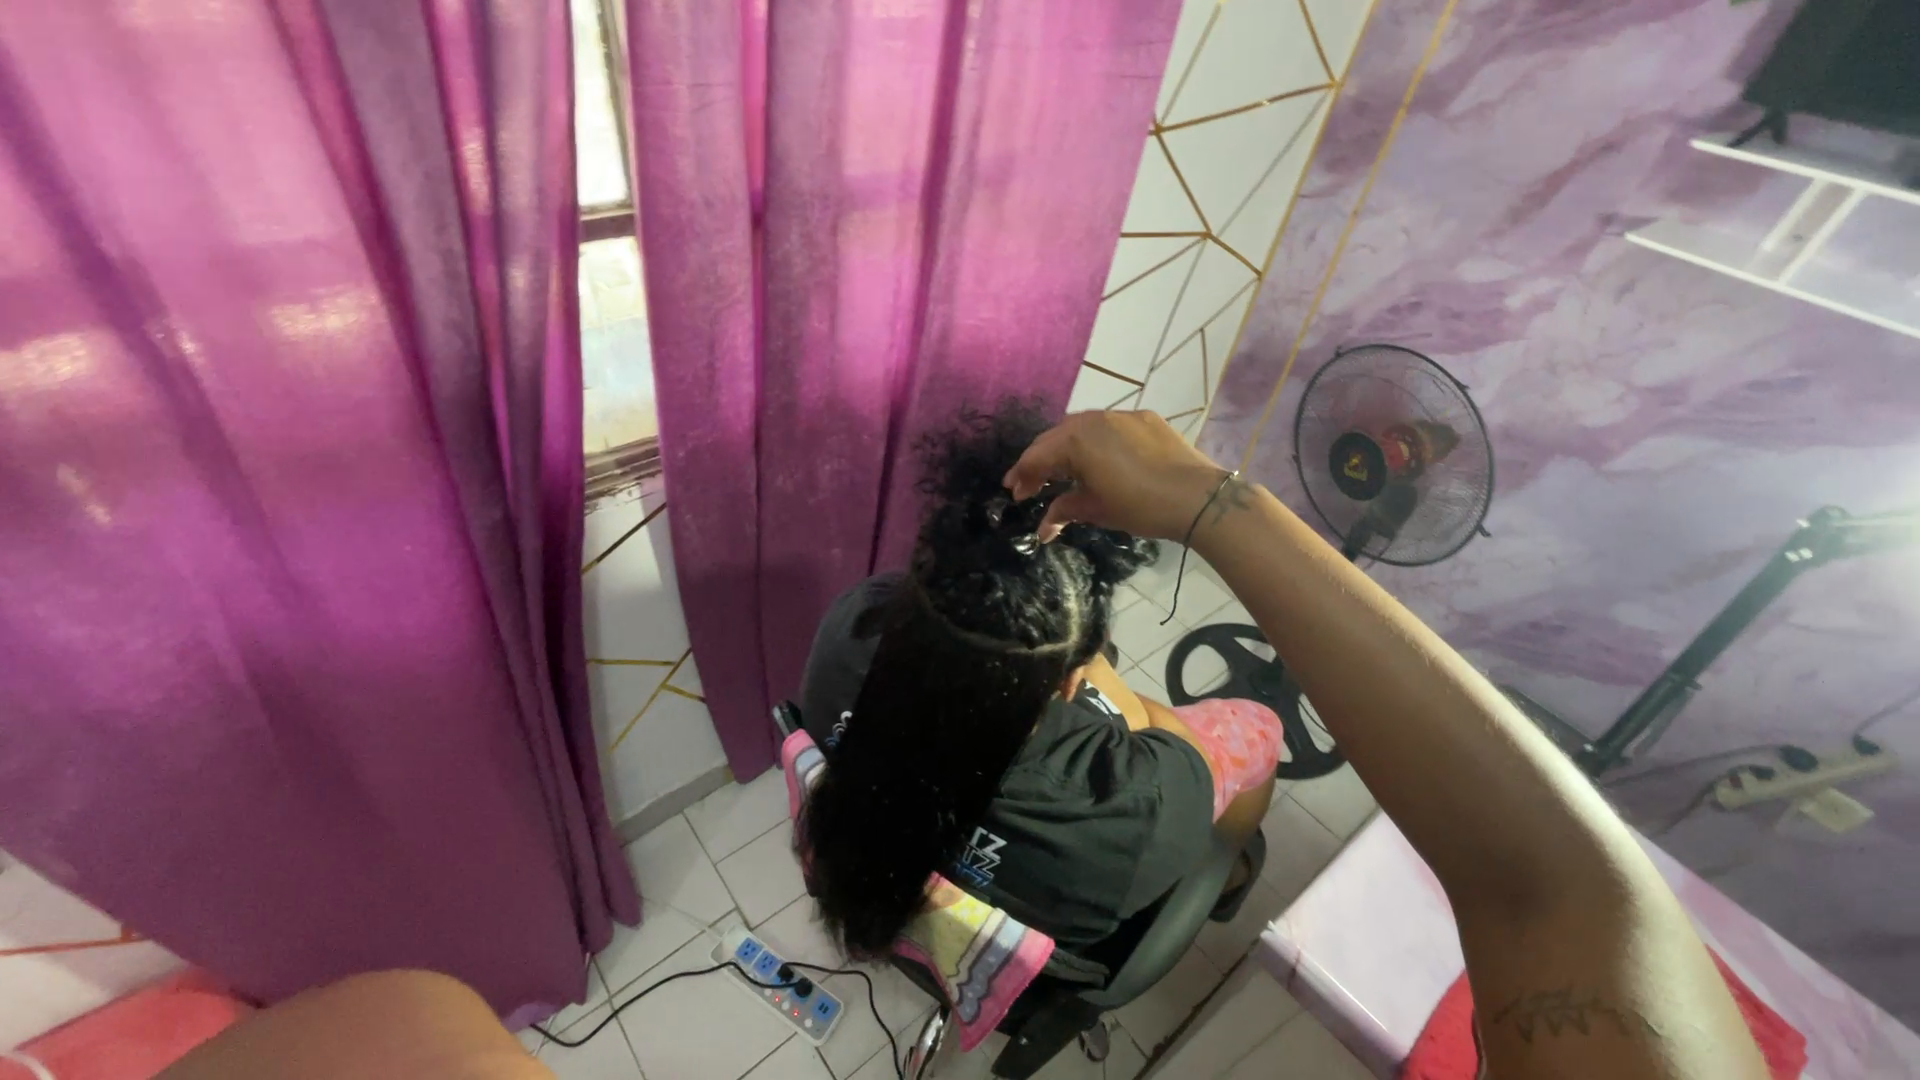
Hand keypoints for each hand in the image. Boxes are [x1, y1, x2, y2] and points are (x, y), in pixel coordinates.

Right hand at [1003, 410, 1229, 542]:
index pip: (1037, 456)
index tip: (1015, 494)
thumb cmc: (1140, 506)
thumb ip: (1066, 510)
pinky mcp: (1145, 419)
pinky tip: (1096, 460)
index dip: (1023, 476)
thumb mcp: (1098, 510)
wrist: (1197, 498)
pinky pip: (1108, 426)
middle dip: (1039, 461)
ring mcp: (1122, 416)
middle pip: (1055, 438)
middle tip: (1030, 486)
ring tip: (1061, 472)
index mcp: (1077, 440)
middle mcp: (1095, 419)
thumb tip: (1044, 528)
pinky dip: (1093, 442)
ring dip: (1066, 449)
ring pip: (1081, 428)